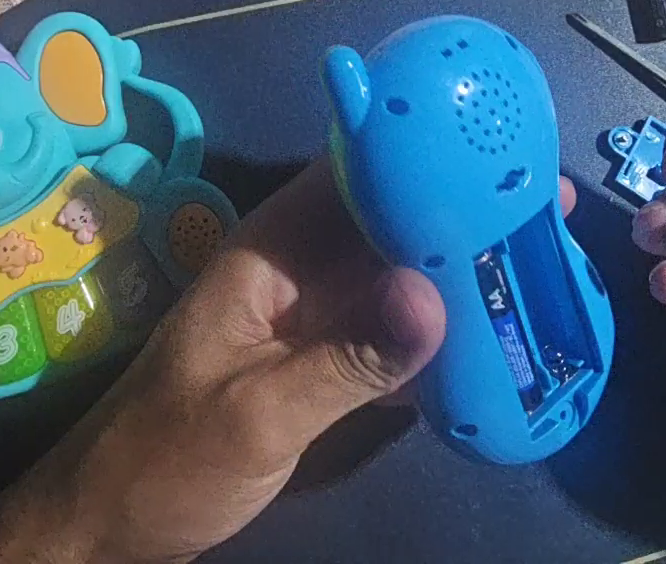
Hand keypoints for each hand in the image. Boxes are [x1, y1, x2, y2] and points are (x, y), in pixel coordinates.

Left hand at [0, 161, 572, 563]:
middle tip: (547, 202)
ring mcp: (322, 310)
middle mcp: (305, 265)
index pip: (350, 170)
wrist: (119, 520)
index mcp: (276, 249)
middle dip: (462, 204)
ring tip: (542, 253)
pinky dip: (445, 323)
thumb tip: (434, 296)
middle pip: (391, 216)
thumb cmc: (167, 455)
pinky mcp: (334, 353)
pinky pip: (399, 324)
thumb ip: (344, 361)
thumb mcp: (255, 413)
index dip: (418, 149)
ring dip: (462, 262)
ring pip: (402, 268)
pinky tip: (501, 327)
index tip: (493, 146)